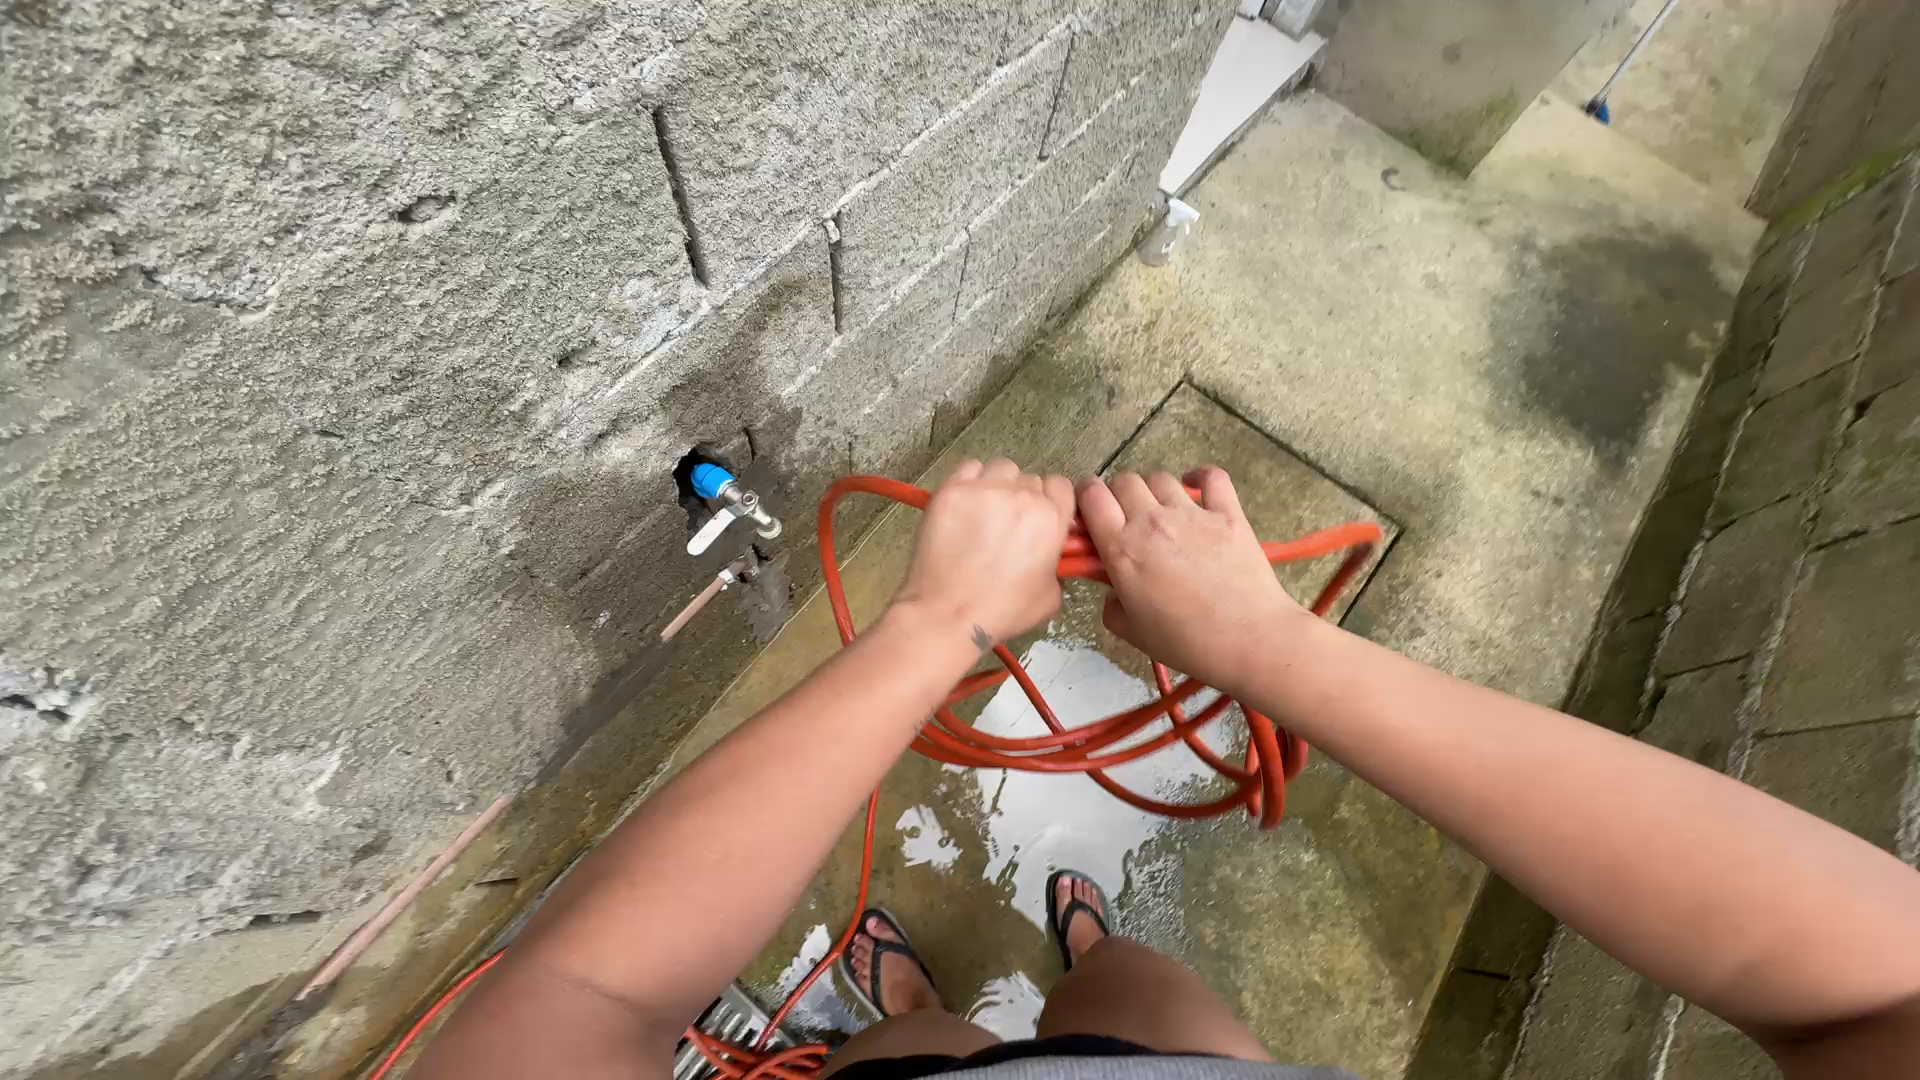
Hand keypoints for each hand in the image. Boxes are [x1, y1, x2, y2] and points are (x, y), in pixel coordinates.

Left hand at [894, 459, 1076, 647]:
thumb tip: (1051, 556)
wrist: (948, 613)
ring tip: (985, 511)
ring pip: (1002, 468)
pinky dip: (970, 480)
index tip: (1040, 516)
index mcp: (1052, 519)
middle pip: (1030, 479)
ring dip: (999, 484)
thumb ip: (1059, 566)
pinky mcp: (952, 489)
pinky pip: (969, 467)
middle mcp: (1023, 496)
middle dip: (1023, 498)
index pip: (1061, 486)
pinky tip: (965, 503)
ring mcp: (985, 489)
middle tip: (1007, 524)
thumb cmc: (1001, 611)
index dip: (1052, 500)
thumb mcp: (1050, 597)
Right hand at [1076, 468, 1307, 693]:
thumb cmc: (1185, 642)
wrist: (1248, 639)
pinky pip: (1211, 477)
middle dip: (1118, 494)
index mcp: (1121, 548)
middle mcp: (1151, 521)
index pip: (1091, 496)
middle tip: (1126, 517)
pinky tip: (1196, 489)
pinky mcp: (1228, 512)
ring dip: (1154, 490)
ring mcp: (1191, 513)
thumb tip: (1114, 591)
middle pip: (1124, 481)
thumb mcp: (1131, 631)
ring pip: (1160, 478)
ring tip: (1161, 511)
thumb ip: (1111, 605)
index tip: (1089, 509)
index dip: (1086, 495)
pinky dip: (1200, 477)